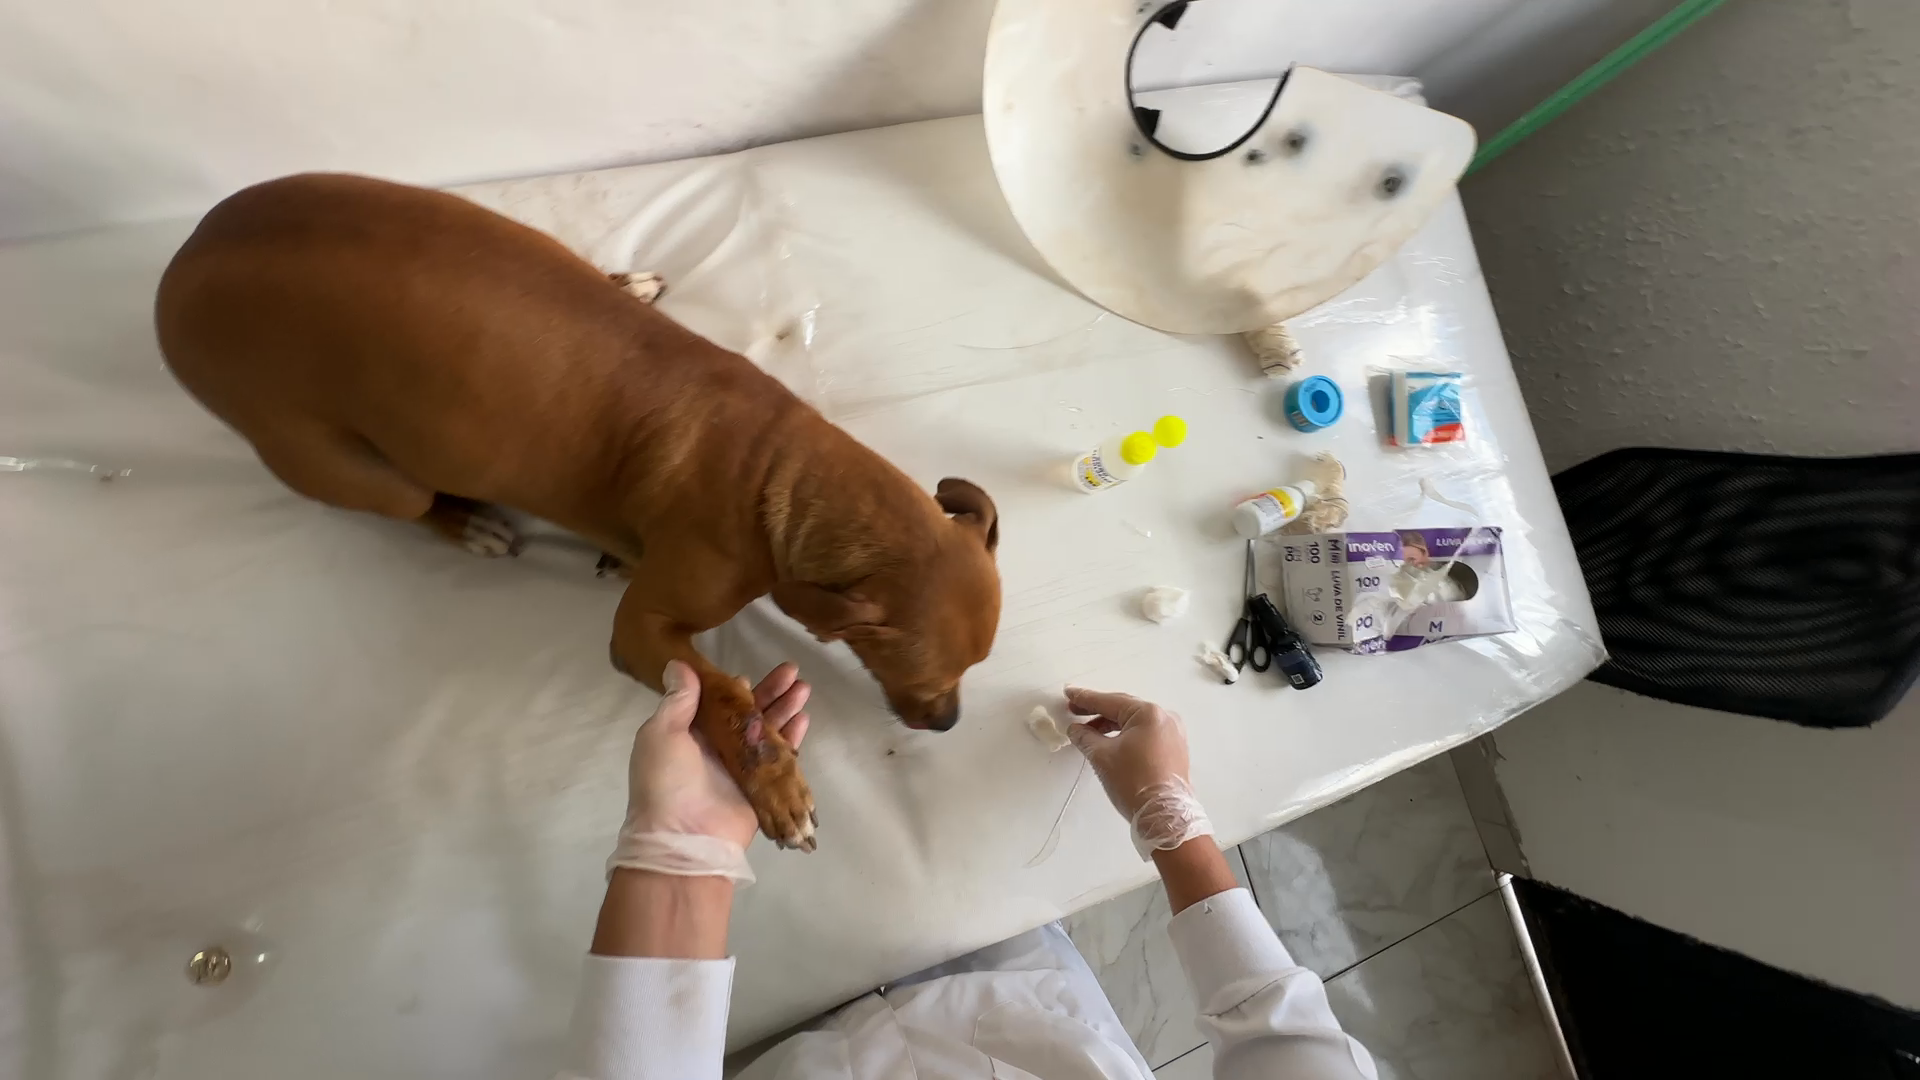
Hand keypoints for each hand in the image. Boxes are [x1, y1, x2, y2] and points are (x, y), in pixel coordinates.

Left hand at [611, 660, 811, 881]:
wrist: (684, 838)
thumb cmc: (667, 782)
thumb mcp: (661, 734)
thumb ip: (677, 700)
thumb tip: (678, 663)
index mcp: (692, 734)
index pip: (718, 703)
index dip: (734, 687)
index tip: (746, 675)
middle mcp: (719, 747)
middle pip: (750, 711)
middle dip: (772, 690)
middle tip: (792, 670)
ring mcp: (742, 765)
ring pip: (769, 729)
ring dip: (786, 707)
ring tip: (803, 688)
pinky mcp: (762, 783)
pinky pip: (780, 755)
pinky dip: (792, 736)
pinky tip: (803, 718)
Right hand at [1065, 687, 1212, 855]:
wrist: (1165, 818)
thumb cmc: (1133, 783)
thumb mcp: (1102, 757)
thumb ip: (1085, 737)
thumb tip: (1075, 729)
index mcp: (1148, 713)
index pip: (1109, 702)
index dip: (1085, 698)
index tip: (1068, 692)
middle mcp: (1164, 717)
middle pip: (1123, 708)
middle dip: (1097, 710)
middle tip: (1073, 709)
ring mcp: (1173, 733)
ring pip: (1134, 721)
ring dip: (1110, 724)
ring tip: (1088, 730)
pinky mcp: (1175, 748)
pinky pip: (1145, 733)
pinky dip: (1126, 734)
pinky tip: (1109, 740)